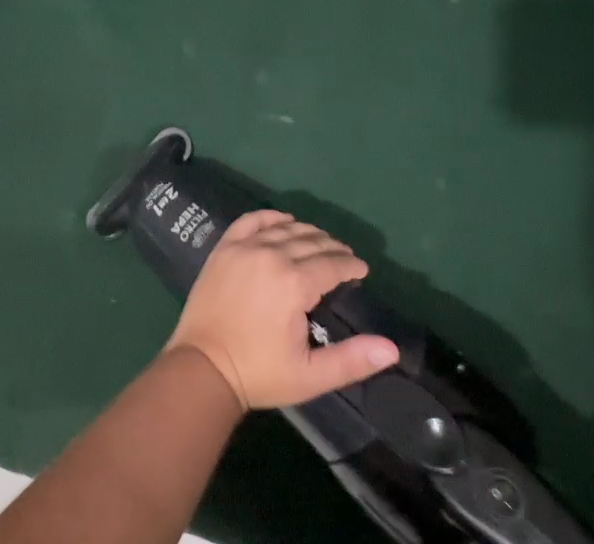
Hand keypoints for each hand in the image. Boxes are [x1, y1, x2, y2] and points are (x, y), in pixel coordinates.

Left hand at [166, 210, 399, 409]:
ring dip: (308, 233)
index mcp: (295, 283)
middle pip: (312, 242)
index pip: (333, 264)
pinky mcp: (223, 250)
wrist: (202, 368)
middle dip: (333, 249)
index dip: (351, 266)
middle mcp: (271, 256)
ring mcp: (244, 249)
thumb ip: (351, 360)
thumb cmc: (259, 374)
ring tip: (321, 243)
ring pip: (285, 229)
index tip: (362, 271)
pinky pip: (250, 221)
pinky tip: (284, 221)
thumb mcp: (310, 375)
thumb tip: (391, 349)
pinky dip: (270, 217)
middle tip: (345, 259)